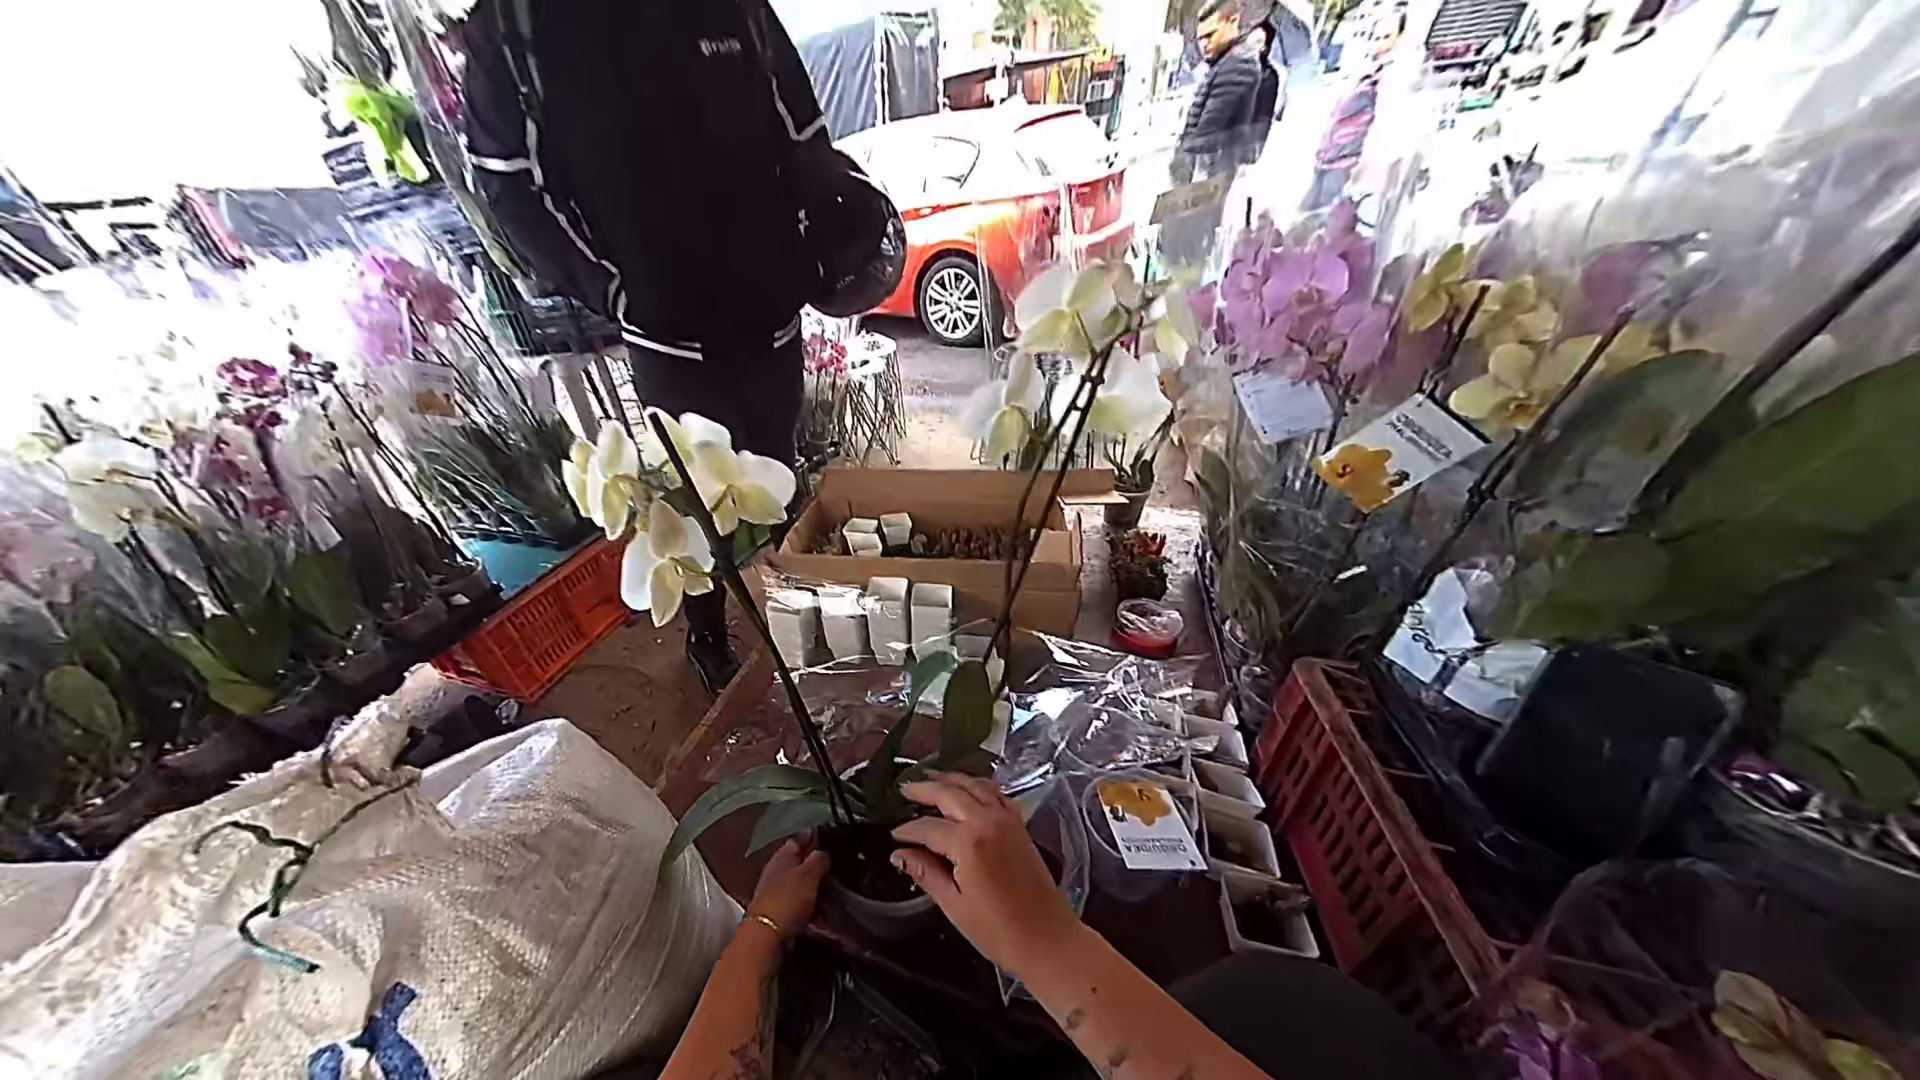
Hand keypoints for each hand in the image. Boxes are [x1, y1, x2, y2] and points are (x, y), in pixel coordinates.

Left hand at [745, 835, 829, 942]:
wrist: (765, 938)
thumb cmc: (789, 898)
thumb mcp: (809, 873)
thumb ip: (819, 858)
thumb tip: (824, 852)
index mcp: (783, 854)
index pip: (801, 837)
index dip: (816, 835)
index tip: (833, 836)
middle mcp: (777, 869)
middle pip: (801, 860)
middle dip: (817, 861)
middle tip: (837, 863)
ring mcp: (776, 890)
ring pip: (801, 881)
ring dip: (815, 883)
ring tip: (834, 886)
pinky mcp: (778, 910)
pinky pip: (799, 900)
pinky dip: (810, 902)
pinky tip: (822, 906)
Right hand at [891, 772, 1082, 975]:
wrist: (1046, 936)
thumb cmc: (997, 930)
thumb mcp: (954, 904)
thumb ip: (926, 873)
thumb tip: (900, 854)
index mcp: (968, 842)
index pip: (928, 828)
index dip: (908, 830)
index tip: (894, 835)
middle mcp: (987, 820)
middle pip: (950, 794)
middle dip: (925, 789)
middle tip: (905, 789)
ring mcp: (1006, 818)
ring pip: (974, 785)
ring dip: (951, 779)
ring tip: (932, 778)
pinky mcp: (1019, 823)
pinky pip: (996, 793)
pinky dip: (979, 786)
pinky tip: (969, 788)